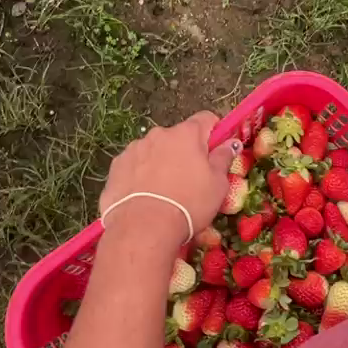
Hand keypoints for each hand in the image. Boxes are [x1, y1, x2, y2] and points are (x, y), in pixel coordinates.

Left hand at [99, 112, 234, 251]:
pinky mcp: (117, 166)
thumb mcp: (218, 184)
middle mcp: (159, 134)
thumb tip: (230, 143)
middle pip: (178, 137)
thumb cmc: (188, 204)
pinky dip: (141, 174)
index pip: (206, 119)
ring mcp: (135, 148)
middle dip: (186, 152)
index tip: (216, 152)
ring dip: (162, 162)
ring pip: (155, 150)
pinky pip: (135, 164)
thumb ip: (224, 158)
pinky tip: (144, 196)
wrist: (142, 228)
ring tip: (164, 192)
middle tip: (191, 179)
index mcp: (186, 134)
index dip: (214, 133)